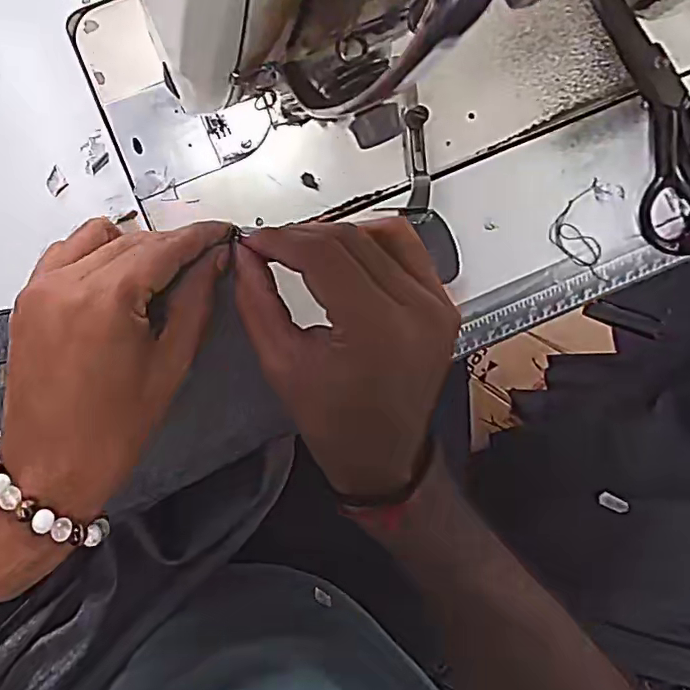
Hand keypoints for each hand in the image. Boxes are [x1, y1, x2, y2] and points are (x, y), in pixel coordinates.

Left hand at [0, 217, 231, 599]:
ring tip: (156, 275)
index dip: (199, 237)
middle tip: (200, 260)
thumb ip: (195, 303)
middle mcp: (67, 285)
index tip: (217, 234)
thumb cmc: (104, 435)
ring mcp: (41, 289)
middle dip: (171, 245)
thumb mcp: (169, 366)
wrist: (50, 468)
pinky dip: (93, 254)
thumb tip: (211, 264)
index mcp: (105, 301)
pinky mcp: (28, 299)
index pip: (164, 247)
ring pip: (98, 238)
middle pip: (133, 239)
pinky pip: (65, 253)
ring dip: (132, 245)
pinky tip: (113, 278)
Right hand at [233, 219, 458, 500]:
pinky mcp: (442, 304)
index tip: (255, 241)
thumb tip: (246, 257)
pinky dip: (372, 241)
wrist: (383, 456)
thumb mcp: (280, 363)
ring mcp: (436, 305)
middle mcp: (416, 311)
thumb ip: (258, 302)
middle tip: (269, 245)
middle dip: (301, 234)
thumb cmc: (336, 424)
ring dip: (336, 233)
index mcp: (377, 330)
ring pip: (381, 233)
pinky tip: (346, 254)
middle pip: (350, 238)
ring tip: (304, 248)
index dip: (280, 239)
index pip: (322, 253)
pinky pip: (408, 248)